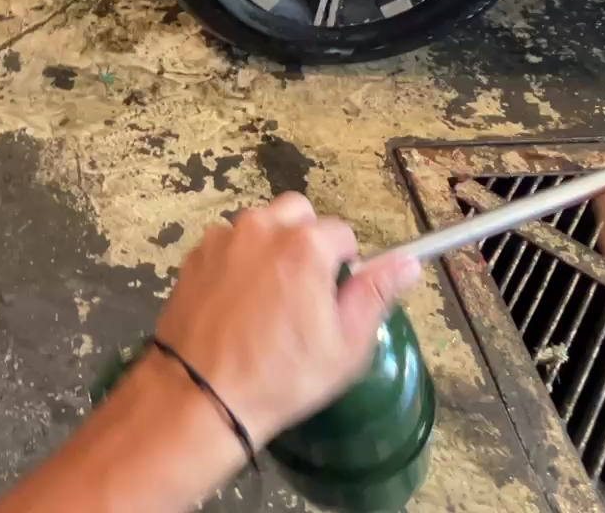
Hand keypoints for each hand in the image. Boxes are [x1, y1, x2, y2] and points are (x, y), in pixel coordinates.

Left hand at [152, 192, 421, 440]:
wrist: (203, 392)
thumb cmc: (281, 375)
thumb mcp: (345, 344)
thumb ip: (375, 293)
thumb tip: (407, 262)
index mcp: (305, 245)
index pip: (341, 233)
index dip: (344, 264)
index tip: (333, 295)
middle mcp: (262, 227)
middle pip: (298, 213)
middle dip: (307, 239)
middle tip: (303, 288)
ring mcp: (225, 236)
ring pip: (260, 224)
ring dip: (270, 246)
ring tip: (268, 298)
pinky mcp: (197, 251)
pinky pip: (228, 241)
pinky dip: (237, 258)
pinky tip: (236, 299)